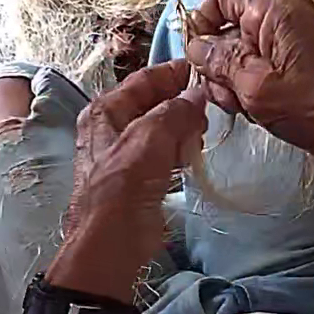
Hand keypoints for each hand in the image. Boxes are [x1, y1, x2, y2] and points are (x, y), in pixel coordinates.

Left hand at [46, 60, 206, 299]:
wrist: (109, 244)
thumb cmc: (122, 189)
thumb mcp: (148, 140)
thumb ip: (174, 112)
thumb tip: (197, 96)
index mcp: (104, 112)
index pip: (142, 80)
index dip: (173, 73)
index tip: (203, 70)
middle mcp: (110, 130)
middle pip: (152, 105)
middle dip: (181, 104)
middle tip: (209, 108)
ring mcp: (123, 156)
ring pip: (160, 131)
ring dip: (182, 130)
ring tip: (202, 134)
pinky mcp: (137, 180)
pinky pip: (162, 156)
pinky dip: (178, 153)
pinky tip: (191, 157)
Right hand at [182, 0, 313, 185]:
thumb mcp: (256, 86)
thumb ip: (220, 61)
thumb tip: (195, 45)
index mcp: (276, 9)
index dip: (203, 19)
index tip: (200, 54)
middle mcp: (280, 15)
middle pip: (225, 23)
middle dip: (215, 59)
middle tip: (226, 89)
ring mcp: (283, 37)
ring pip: (233, 48)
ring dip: (227, 78)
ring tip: (243, 102)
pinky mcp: (285, 58)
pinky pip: (249, 63)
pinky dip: (242, 84)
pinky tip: (252, 105)